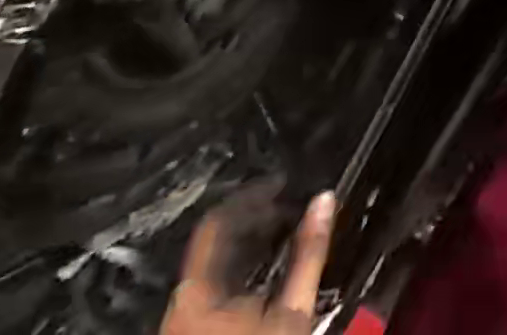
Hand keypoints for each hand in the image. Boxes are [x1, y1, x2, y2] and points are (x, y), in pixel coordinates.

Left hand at [161, 192, 335, 334]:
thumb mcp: (292, 317)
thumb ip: (309, 255)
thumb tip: (325, 199)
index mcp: (196, 292)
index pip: (218, 222)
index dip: (252, 196)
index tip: (285, 185)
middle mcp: (181, 302)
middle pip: (216, 242)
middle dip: (256, 220)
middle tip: (293, 209)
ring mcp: (181, 322)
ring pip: (215, 265)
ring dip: (251, 244)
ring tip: (287, 235)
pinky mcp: (190, 333)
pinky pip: (213, 287)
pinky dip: (242, 271)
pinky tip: (269, 274)